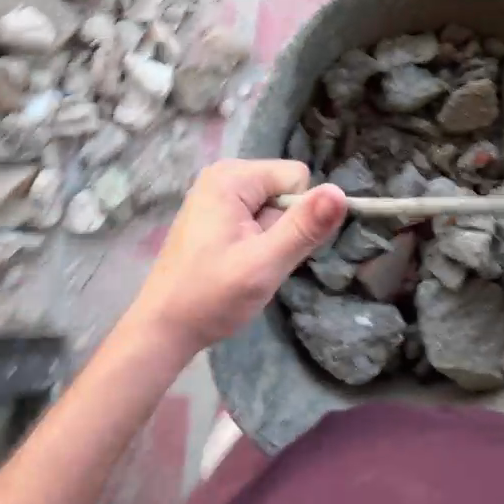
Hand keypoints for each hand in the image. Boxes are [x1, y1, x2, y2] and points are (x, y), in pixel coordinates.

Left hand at [127, 160, 346, 354]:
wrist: (162, 329)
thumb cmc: (211, 297)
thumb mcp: (264, 265)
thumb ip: (303, 228)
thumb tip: (341, 192)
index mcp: (232, 176)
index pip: (297, 177)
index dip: (297, 215)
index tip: (271, 247)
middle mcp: (223, 174)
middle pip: (284, 189)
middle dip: (283, 226)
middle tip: (258, 260)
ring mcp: (216, 192)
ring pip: (273, 206)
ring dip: (271, 237)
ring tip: (246, 265)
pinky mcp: (214, 212)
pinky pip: (256, 216)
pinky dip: (256, 240)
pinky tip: (237, 263)